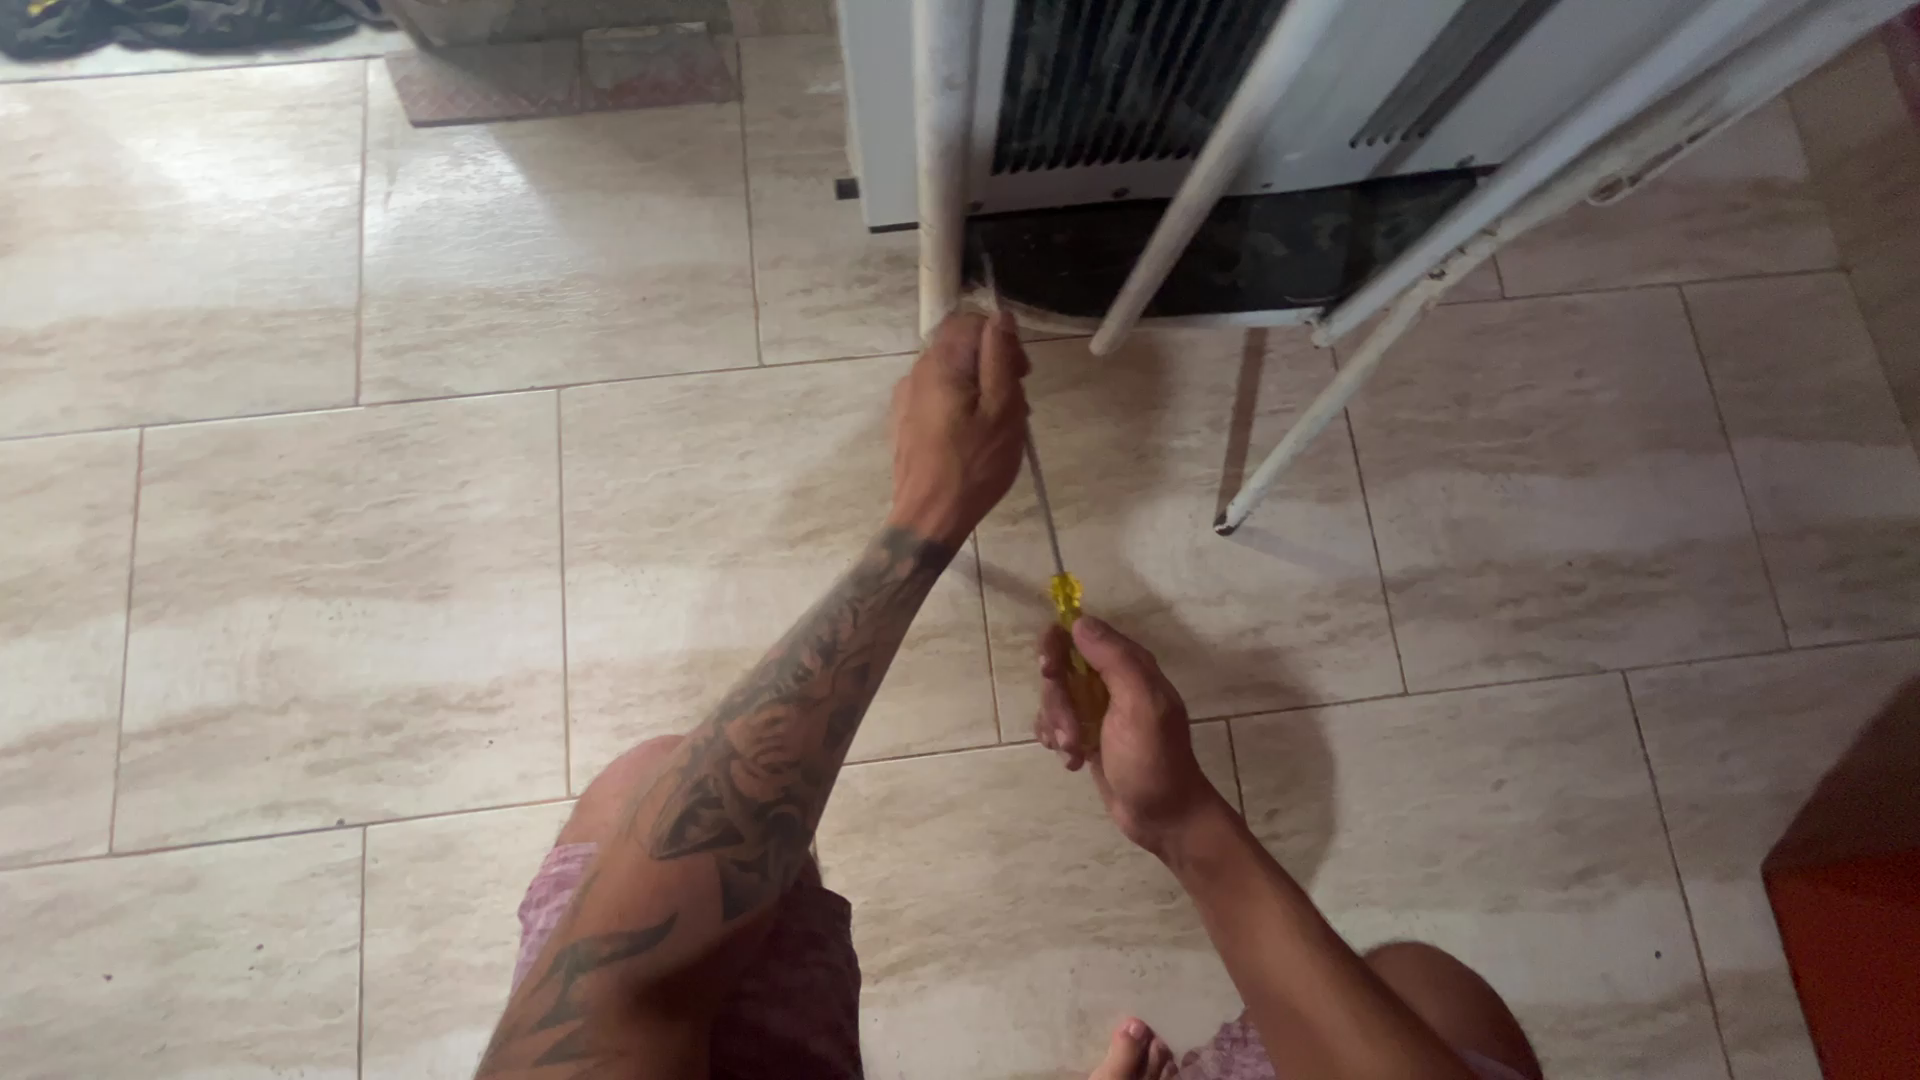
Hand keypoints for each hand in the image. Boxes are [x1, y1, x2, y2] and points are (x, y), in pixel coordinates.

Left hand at [886, 311, 1029, 548]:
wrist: (929, 516)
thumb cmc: (974, 466)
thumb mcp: (1001, 409)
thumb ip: (1000, 357)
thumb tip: (1000, 316)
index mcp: (940, 364)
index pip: (971, 321)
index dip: (1002, 339)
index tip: (1021, 374)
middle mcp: (916, 372)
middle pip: (960, 347)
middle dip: (993, 366)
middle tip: (1016, 405)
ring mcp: (907, 398)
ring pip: (951, 374)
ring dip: (980, 388)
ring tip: (999, 426)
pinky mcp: (905, 421)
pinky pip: (938, 397)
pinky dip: (961, 405)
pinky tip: (974, 437)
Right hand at [1035, 616, 1227, 857]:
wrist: (1163, 817)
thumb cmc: (1154, 760)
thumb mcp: (1140, 705)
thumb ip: (1113, 660)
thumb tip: (1078, 622)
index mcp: (1128, 665)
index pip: (1080, 633)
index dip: (1057, 647)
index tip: (1049, 672)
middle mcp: (1111, 680)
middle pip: (1059, 667)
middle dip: (1056, 700)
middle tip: (1068, 732)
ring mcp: (1097, 707)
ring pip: (1054, 697)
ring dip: (1056, 724)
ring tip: (1073, 751)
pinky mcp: (1086, 732)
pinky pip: (1054, 721)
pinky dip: (1055, 738)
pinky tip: (1071, 759)